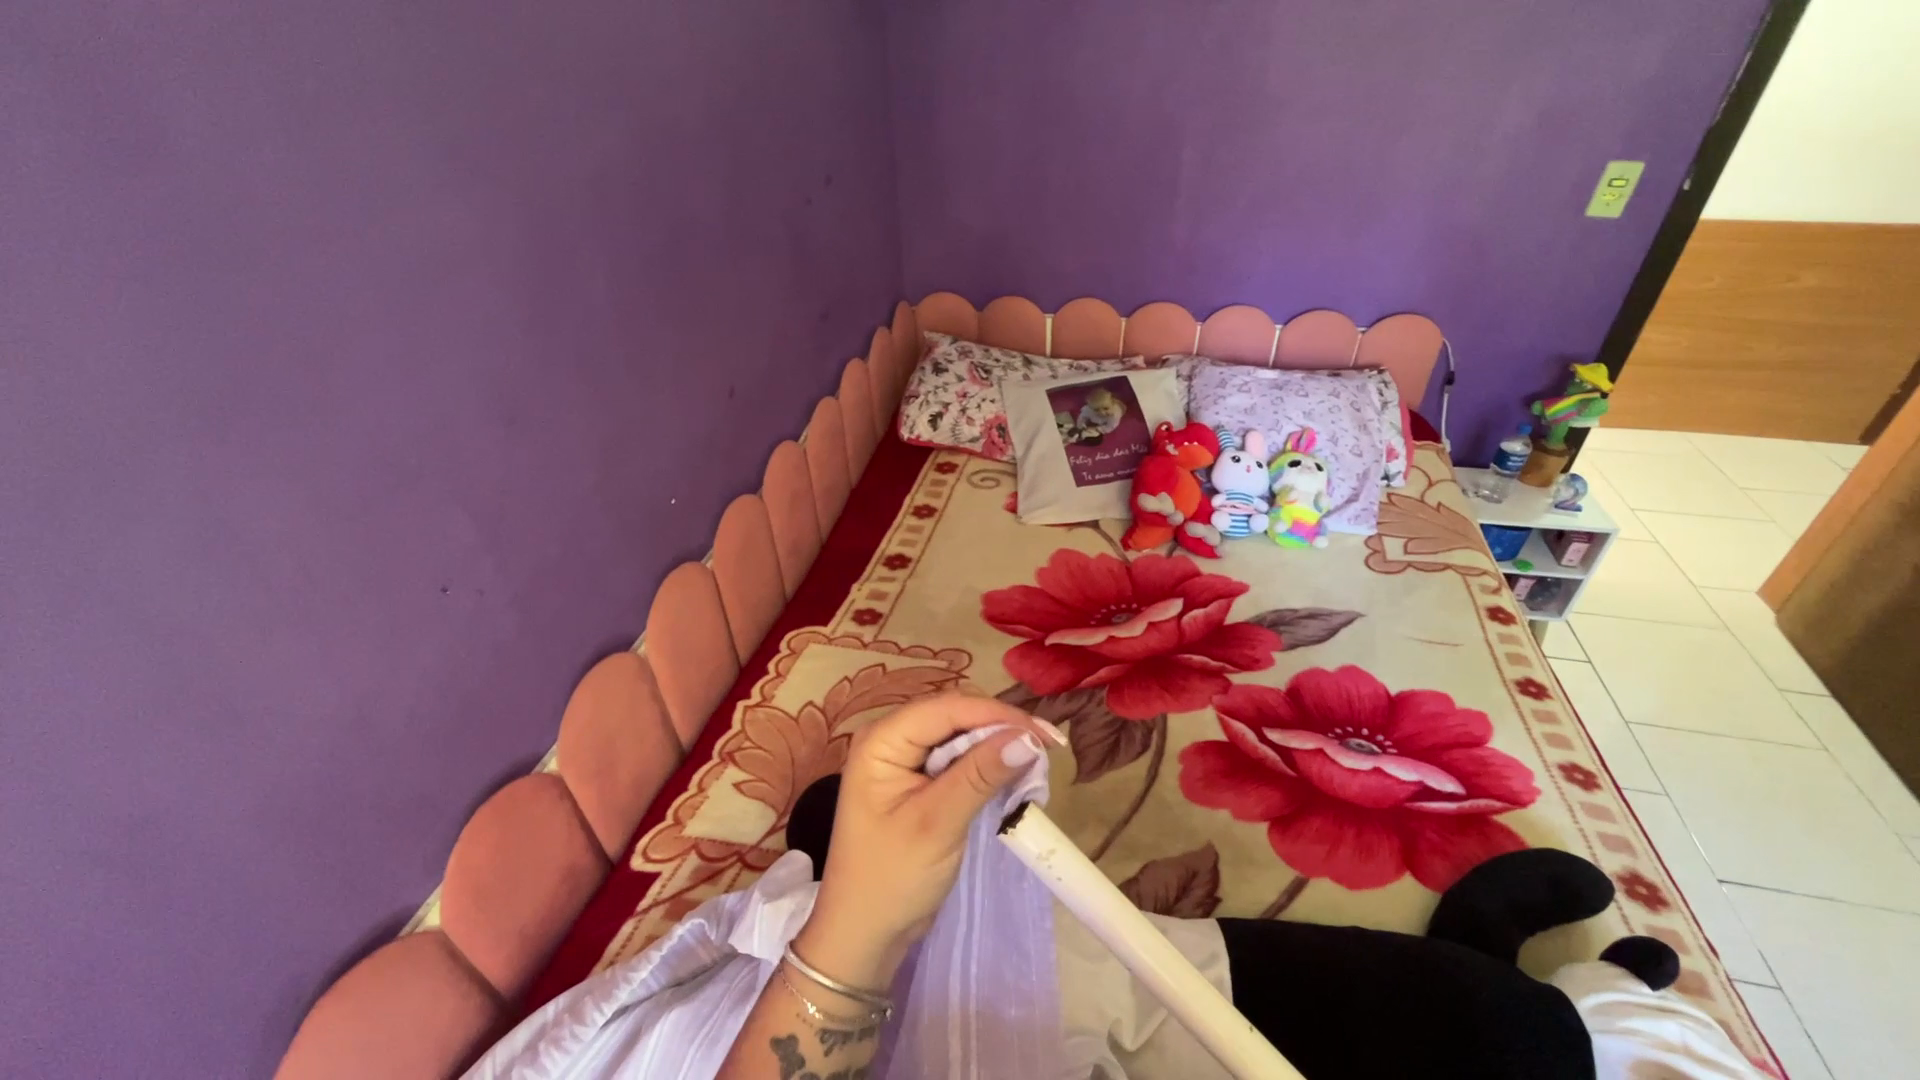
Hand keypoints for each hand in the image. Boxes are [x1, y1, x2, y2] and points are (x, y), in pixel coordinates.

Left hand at [789, 694, 1064, 991]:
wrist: (863, 935)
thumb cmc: (890, 879)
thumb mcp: (937, 825)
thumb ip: (980, 776)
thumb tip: (1028, 738)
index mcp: (882, 740)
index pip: (947, 708)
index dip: (998, 715)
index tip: (1045, 734)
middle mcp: (890, 739)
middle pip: (955, 714)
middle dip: (1000, 726)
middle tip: (1047, 747)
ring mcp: (903, 760)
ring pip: (959, 734)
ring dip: (997, 744)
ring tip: (1036, 759)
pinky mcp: (918, 781)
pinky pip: (957, 757)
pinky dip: (986, 763)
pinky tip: (1012, 772)